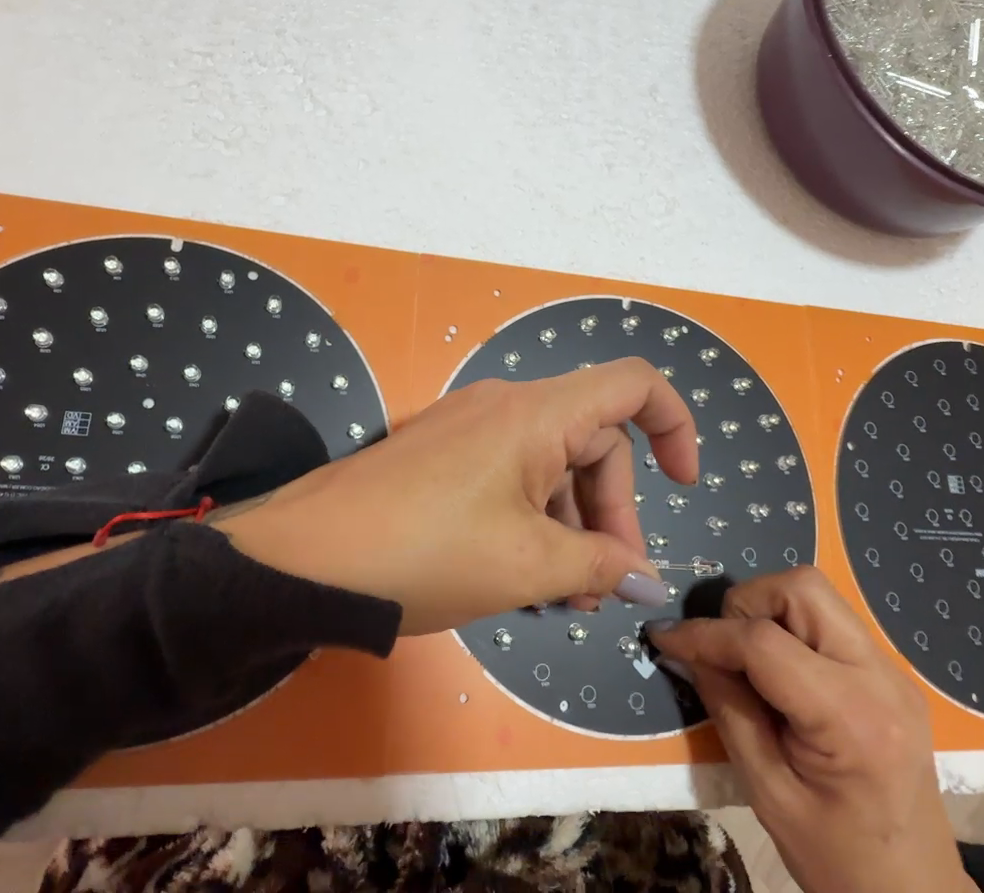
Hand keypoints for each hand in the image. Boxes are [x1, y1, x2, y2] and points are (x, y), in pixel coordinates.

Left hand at [212, 358, 697, 633]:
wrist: (299, 560)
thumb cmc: (424, 554)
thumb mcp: (525, 566)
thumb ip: (599, 566)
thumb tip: (647, 580)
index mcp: (536, 414)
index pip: (633, 384)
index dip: (675, 425)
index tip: (685, 487)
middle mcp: (504, 406)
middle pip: (593, 441)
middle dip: (612, 513)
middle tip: (604, 589)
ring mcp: (465, 429)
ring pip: (549, 465)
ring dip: (571, 527)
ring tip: (562, 600)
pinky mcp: (436, 457)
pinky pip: (508, 477)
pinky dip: (530, 520)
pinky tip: (520, 579)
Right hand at [647, 569, 975, 892]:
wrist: (912, 892)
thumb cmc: (834, 855)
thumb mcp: (765, 789)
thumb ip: (727, 707)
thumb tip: (687, 651)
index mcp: (851, 716)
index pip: (764, 641)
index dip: (705, 634)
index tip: (664, 638)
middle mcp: (880, 676)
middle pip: (801, 588)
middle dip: (746, 605)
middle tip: (721, 652)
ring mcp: (892, 670)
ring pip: (816, 595)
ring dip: (769, 611)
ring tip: (746, 662)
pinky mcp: (890, 673)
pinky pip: (830, 621)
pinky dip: (791, 629)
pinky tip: (777, 675)